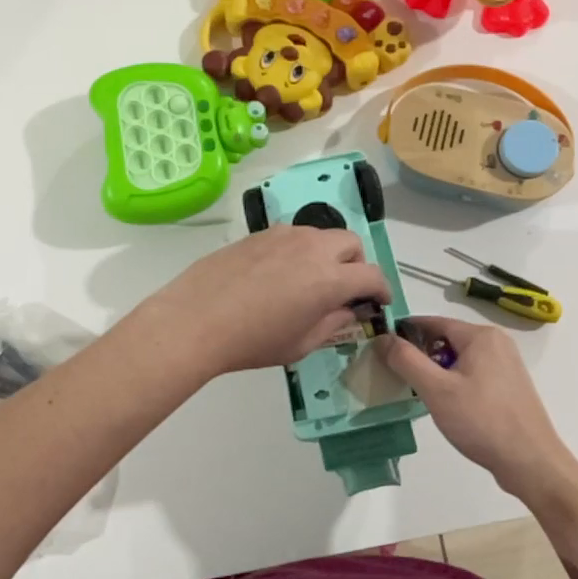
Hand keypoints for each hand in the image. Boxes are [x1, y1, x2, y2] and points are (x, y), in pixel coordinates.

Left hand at [129, 225, 391, 379]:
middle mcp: (312, 248)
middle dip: (356, 264)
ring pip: (320, 235)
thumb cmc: (252, 342)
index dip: (381, 290)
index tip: (377, 303)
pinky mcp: (258, 234)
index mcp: (330, 278)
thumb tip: (347, 310)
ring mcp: (283, 236)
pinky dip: (298, 251)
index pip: (372, 275)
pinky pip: (291, 236)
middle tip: (344, 289)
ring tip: (309, 281)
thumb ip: (332, 323)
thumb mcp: (301, 344)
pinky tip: (278, 275)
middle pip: (350, 243)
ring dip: (326, 254)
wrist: (196, 320)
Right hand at [378, 316, 574, 498]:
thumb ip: (406, 360)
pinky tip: (446, 405)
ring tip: (418, 393)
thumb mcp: (436, 390)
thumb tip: (382, 338)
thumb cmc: (482, 421)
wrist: (531, 462)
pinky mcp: (510, 387)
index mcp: (480, 336)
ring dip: (437, 371)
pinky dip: (455, 382)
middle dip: (421, 354)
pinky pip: (474, 374)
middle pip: (447, 339)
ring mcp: (506, 365)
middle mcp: (497, 343)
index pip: (433, 321)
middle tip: (397, 375)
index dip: (405, 332)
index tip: (382, 348)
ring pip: (460, 358)